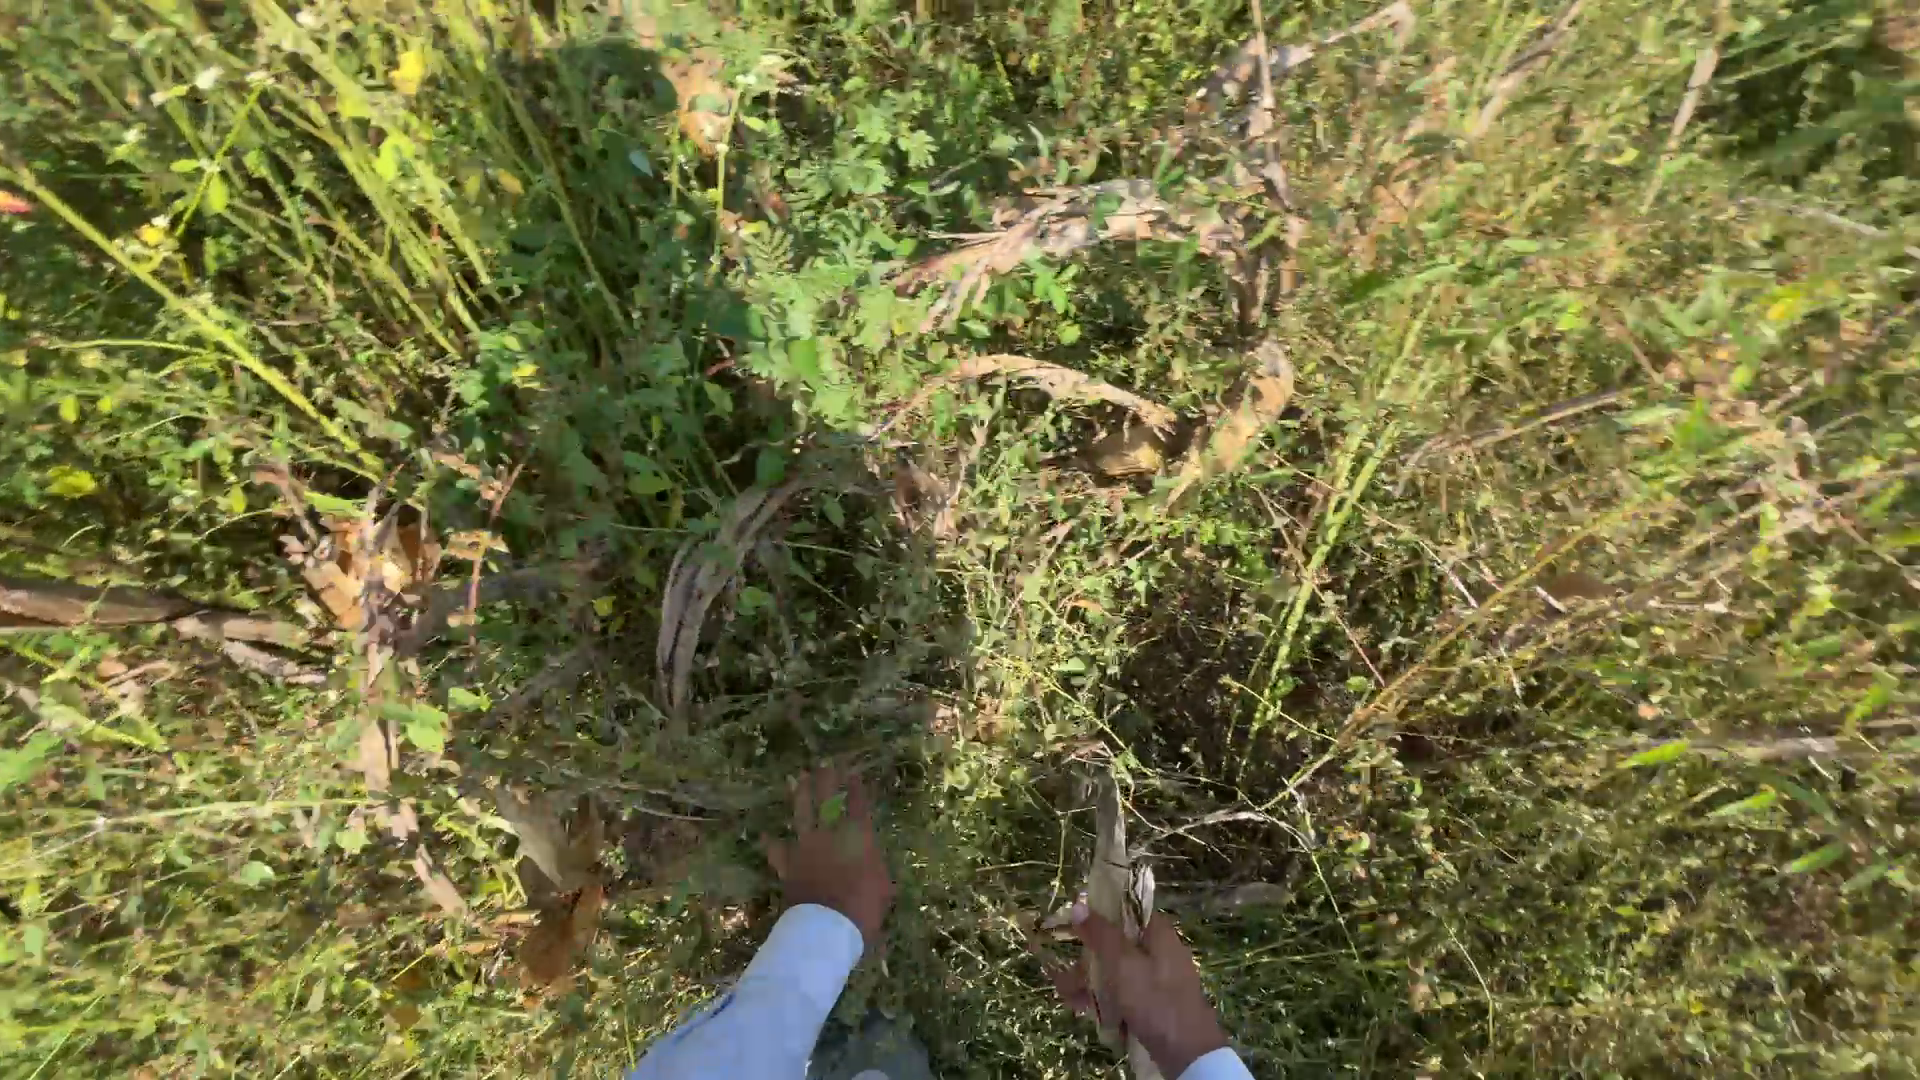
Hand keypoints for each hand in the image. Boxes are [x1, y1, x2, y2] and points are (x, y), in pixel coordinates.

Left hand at [764, 767, 892, 949]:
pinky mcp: (789, 864)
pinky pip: (777, 850)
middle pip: (827, 798)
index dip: (856, 787)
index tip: (854, 773)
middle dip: (827, 779)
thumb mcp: (883, 886)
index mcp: (857, 835)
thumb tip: (871, 862)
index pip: (857, 803)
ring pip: (801, 812)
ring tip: (799, 778)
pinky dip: (772, 843)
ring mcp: (806, 846)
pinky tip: (766, 835)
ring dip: (800, 793)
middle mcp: (830, 833)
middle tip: (825, 764)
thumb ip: (876, 867)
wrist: (826, 928)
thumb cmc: (863, 907)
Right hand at [1051, 902, 1228, 1078]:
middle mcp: (1160, 950)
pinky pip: (1127, 992)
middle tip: (1064, 974)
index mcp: (1157, 932)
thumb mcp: (1122, 963)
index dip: (1097, 915)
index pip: (1123, 910)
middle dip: (1087, 959)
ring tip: (1066, 995)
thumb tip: (1078, 904)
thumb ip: (1100, 933)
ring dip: (1091, 981)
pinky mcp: (1158, 1004)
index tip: (1074, 927)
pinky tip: (1086, 1009)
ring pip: (1119, 971)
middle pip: (1117, 943)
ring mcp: (1160, 979)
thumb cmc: (1154, 1000)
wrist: (1190, 1057)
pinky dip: (1107, 998)